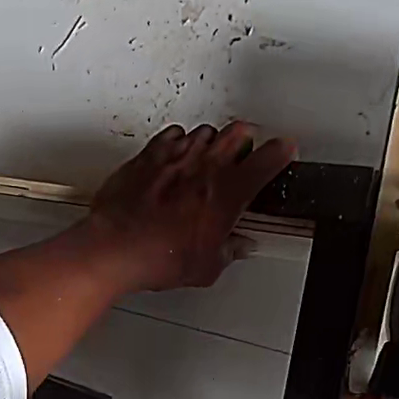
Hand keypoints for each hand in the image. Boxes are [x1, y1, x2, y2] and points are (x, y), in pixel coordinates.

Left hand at [73, 121, 295, 291]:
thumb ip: (228, 252)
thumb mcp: (205, 267)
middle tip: (244, 156)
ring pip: (206, 131)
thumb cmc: (156, 257)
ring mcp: (176, 156)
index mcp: (228, 192)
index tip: (283, 150)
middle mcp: (205, 167)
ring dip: (212, 143)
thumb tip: (237, 247)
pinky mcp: (149, 155)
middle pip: (239, 133)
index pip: (268, 158)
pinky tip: (176, 158)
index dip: (280, 152)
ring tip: (208, 161)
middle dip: (246, 142)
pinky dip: (180, 142)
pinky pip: (173, 135)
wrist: (115, 248)